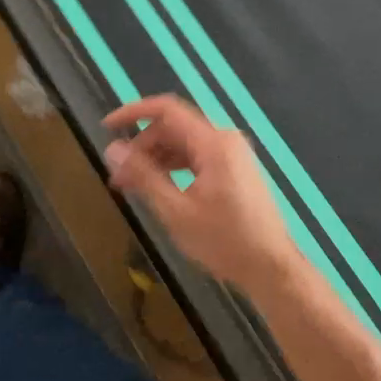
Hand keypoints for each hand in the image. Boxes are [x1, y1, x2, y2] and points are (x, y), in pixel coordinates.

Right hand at [104, 95, 294, 285]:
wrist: (273, 270)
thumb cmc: (225, 242)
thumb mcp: (175, 211)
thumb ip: (143, 176)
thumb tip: (112, 150)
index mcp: (213, 144)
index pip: (166, 110)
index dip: (133, 113)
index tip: (107, 127)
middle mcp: (224, 140)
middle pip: (173, 128)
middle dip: (142, 146)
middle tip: (118, 175)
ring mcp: (233, 155)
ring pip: (183, 143)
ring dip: (155, 158)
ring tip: (132, 185)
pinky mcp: (235, 170)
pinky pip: (196, 157)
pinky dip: (173, 167)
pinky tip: (159, 188)